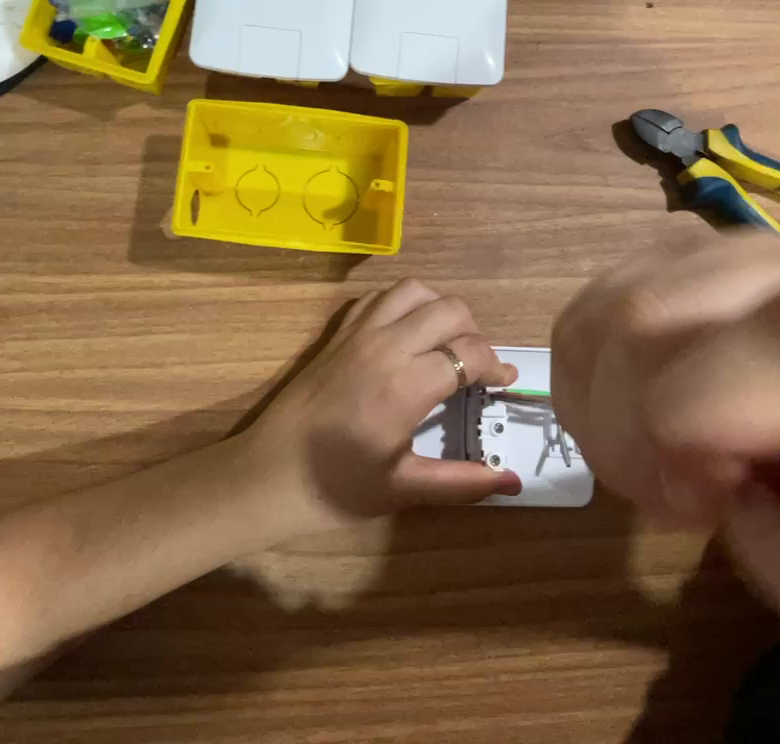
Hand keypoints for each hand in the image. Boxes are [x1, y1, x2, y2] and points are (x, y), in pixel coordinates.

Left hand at [244, 278, 522, 531]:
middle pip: (450, 310)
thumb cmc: (335, 486)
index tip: (503, 383)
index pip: (470, 352)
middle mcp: (386, 345)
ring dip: (439, 309)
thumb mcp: (403, 488)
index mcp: (406, 383)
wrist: (267, 474)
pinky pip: (378, 297)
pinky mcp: (337, 333)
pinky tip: (404, 334)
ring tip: (445, 342)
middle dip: (475, 333)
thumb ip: (461, 482)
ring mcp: (357, 333)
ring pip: (414, 291)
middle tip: (476, 367)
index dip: (496, 366)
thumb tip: (512, 482)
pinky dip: (402, 304)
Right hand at [552, 233, 779, 642]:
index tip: (701, 493)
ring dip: (609, 415)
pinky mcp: (670, 260)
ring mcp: (742, 255)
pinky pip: (582, 317)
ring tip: (660, 465)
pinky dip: (588, 392)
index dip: (712, 411)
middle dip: (637, 427)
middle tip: (682, 494)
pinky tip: (634, 424)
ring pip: (611, 311)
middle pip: (663, 311)